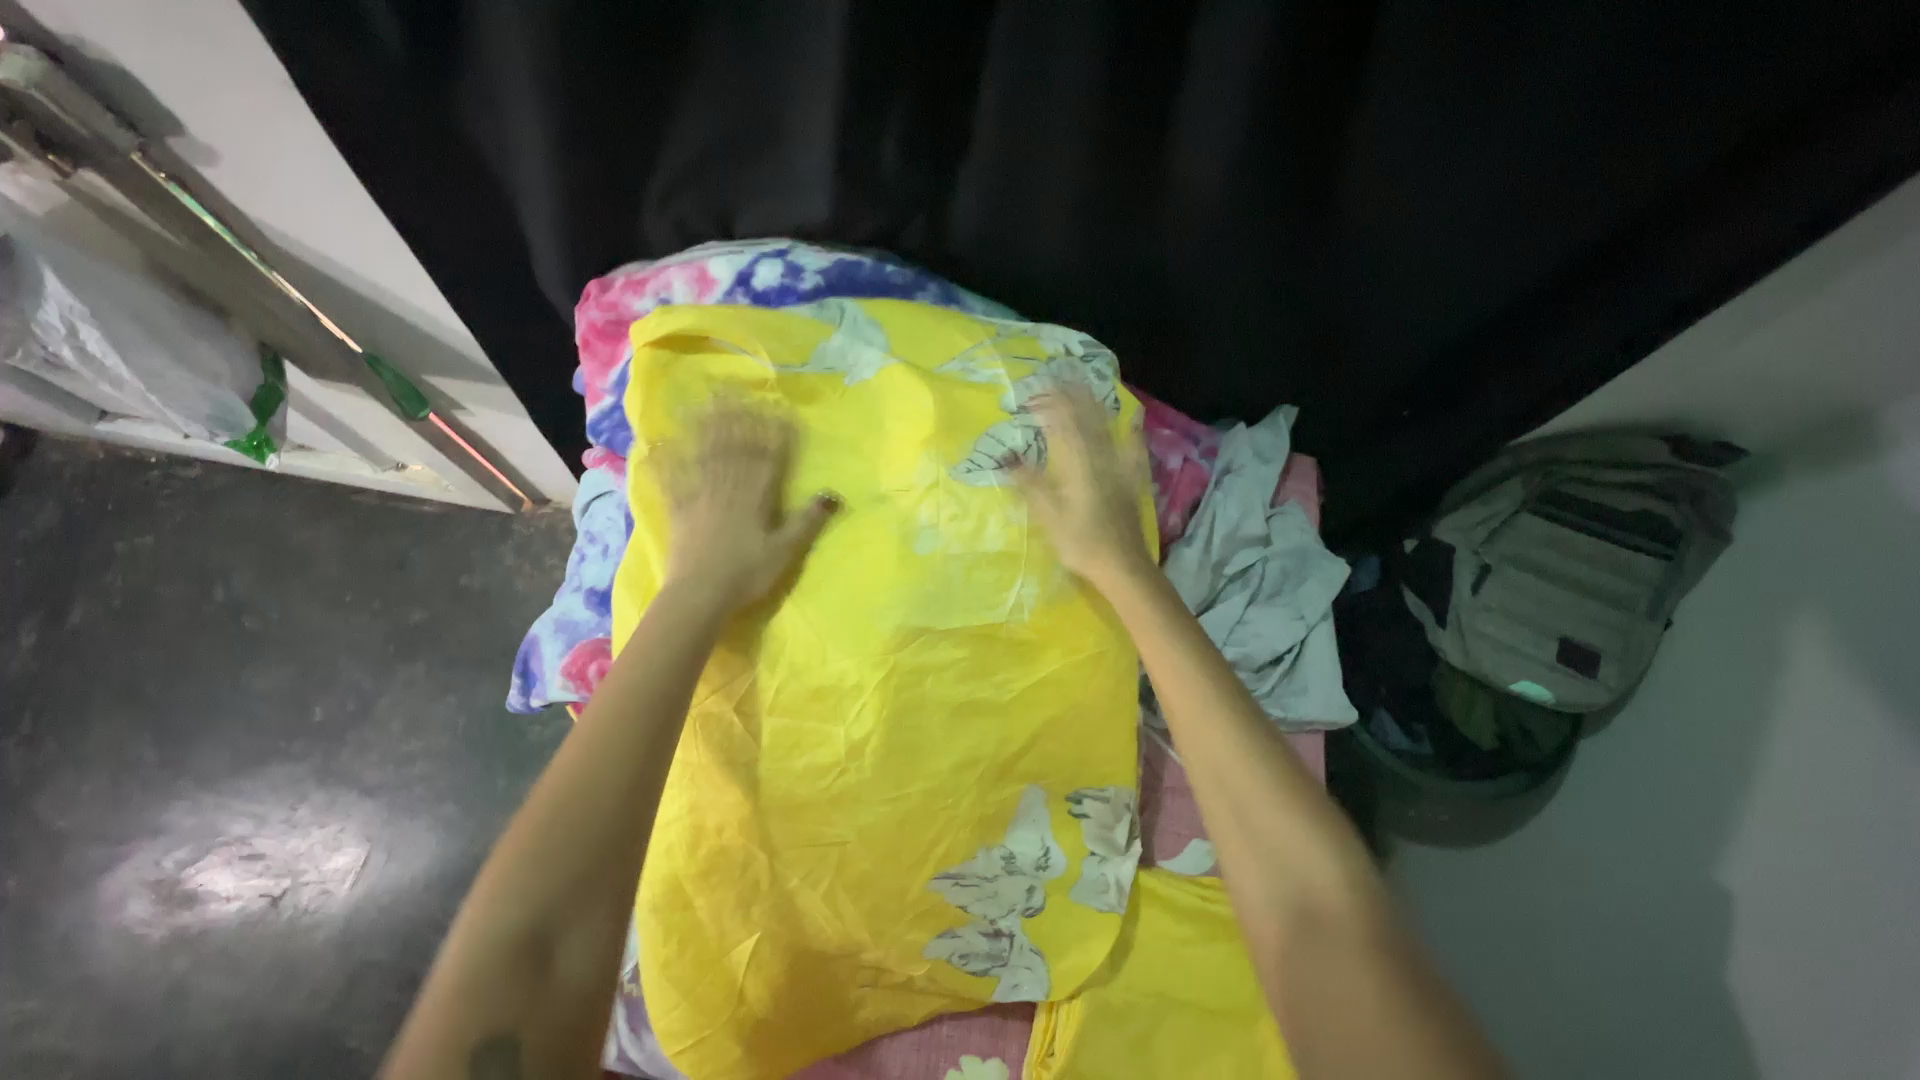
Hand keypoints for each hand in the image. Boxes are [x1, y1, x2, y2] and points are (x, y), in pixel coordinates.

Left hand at [652, 400, 840, 613]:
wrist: (700, 595)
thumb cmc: (747, 575)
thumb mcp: (785, 551)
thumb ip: (807, 521)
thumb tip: (833, 495)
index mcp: (757, 499)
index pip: (770, 458)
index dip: (776, 433)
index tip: (781, 409)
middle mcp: (729, 489)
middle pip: (735, 448)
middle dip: (739, 418)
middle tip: (737, 391)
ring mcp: (700, 497)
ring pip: (706, 455)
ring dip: (706, 427)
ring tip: (705, 402)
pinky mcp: (678, 511)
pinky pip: (671, 480)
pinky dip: (666, 460)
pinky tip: (660, 442)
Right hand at [1014, 379, 1153, 589]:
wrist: (1122, 566)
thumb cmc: (1080, 543)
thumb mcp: (1048, 516)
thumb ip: (1029, 484)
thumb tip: (1006, 458)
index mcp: (1078, 464)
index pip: (1062, 424)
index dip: (1049, 404)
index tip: (1033, 391)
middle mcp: (1100, 458)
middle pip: (1086, 419)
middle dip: (1070, 396)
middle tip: (1056, 377)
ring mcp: (1120, 468)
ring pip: (1107, 428)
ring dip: (1095, 405)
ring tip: (1085, 385)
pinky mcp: (1132, 480)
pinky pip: (1133, 448)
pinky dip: (1131, 431)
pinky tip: (1133, 418)